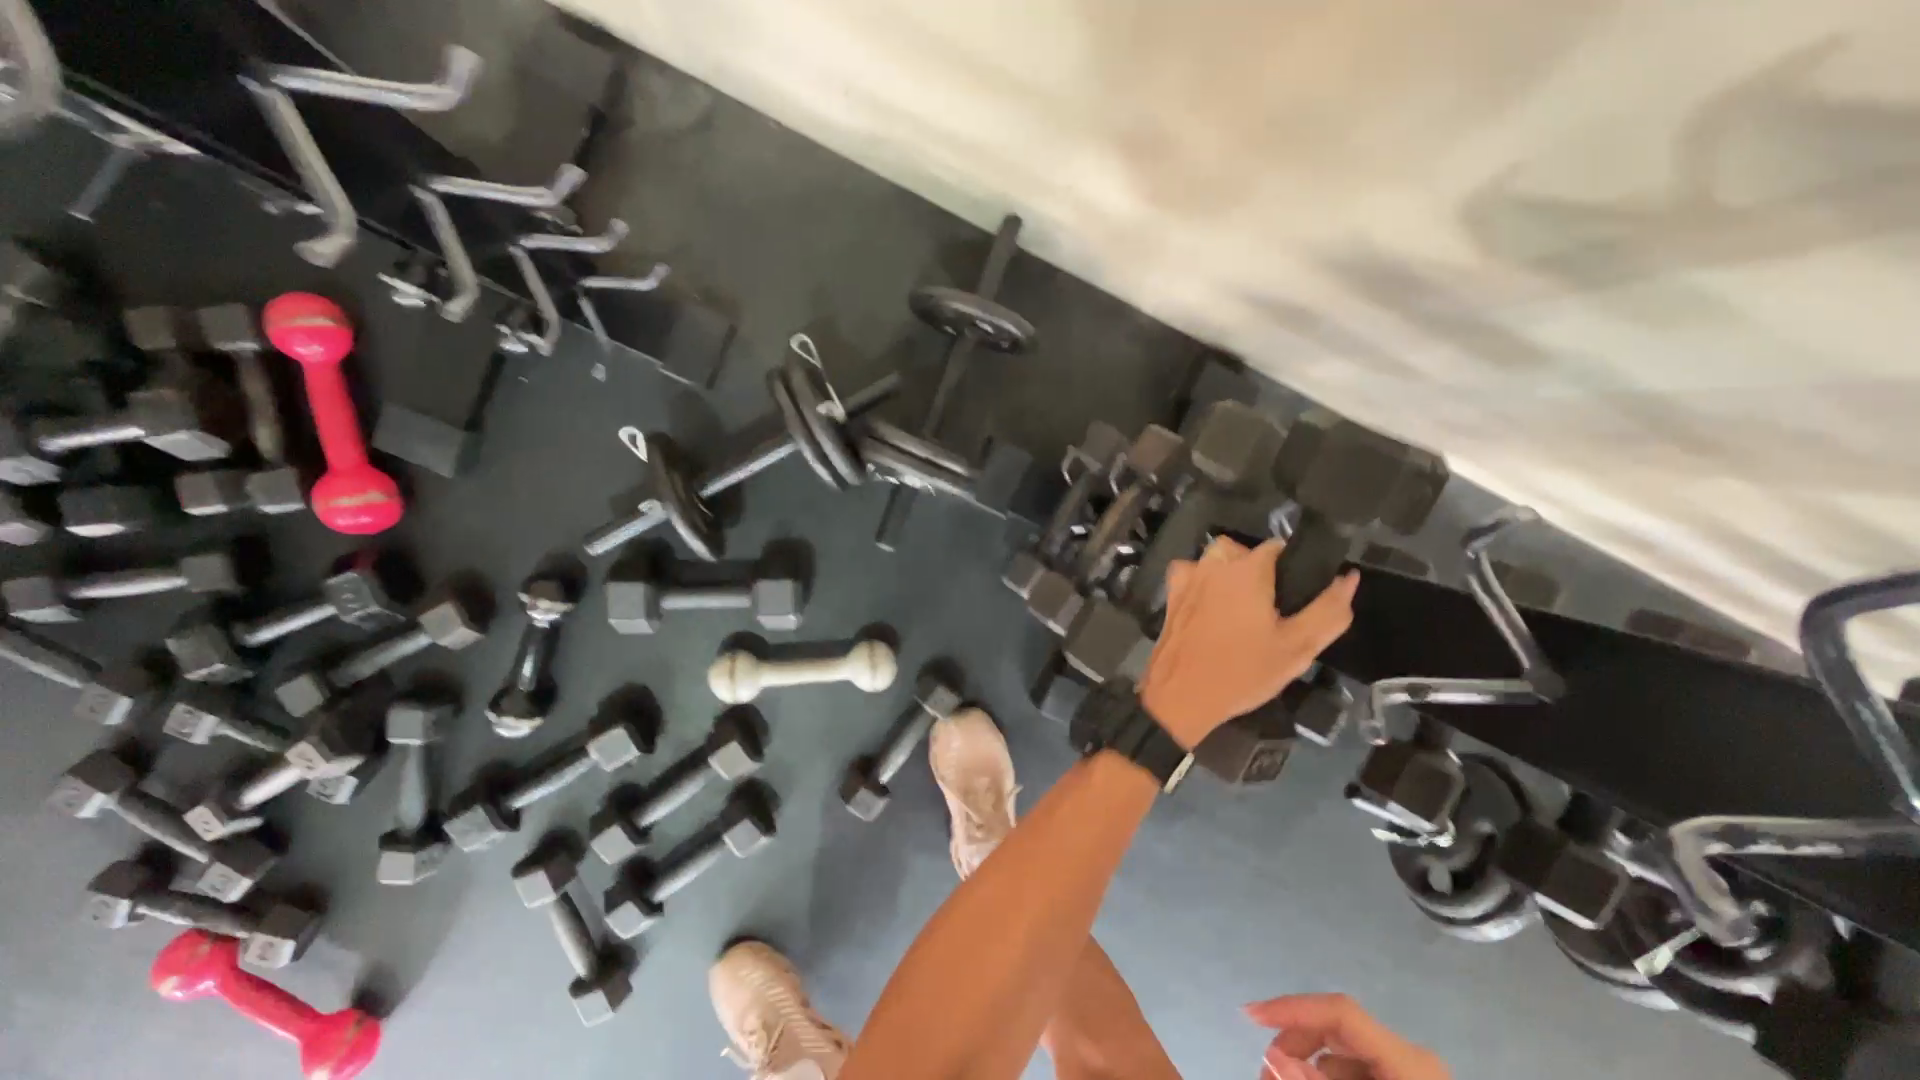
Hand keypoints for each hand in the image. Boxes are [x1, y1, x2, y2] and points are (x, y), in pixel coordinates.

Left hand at [1139, 537, 1357, 749]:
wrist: (1180, 697)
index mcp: (1248, 569)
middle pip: (1245, 551)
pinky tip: (1212, 609)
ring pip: (1217, 560)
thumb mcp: (1297, 648)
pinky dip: (1204, 585)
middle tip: (1272, 607)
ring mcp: (1188, 576)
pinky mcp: (1171, 595)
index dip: (1294, 568)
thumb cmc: (1242, 672)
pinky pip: (1193, 576)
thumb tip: (1348, 577)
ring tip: (1243, 609)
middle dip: (1260, 570)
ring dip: (1231, 574)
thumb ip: (1328, 610)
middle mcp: (1215, 563)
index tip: (1299, 595)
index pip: (1279, 547)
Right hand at [1245, 993, 1449, 1079]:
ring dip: (1307, 1070)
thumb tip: (1274, 1057)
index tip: (1248, 1017)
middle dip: (1295, 1048)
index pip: (1340, 1013)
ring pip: (1341, 1057)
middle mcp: (1410, 1060)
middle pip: (1337, 1031)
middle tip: (1266, 1075)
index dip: (1292, 1009)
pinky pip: (1353, 1076)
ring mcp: (1408, 1078)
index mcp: (1409, 1063)